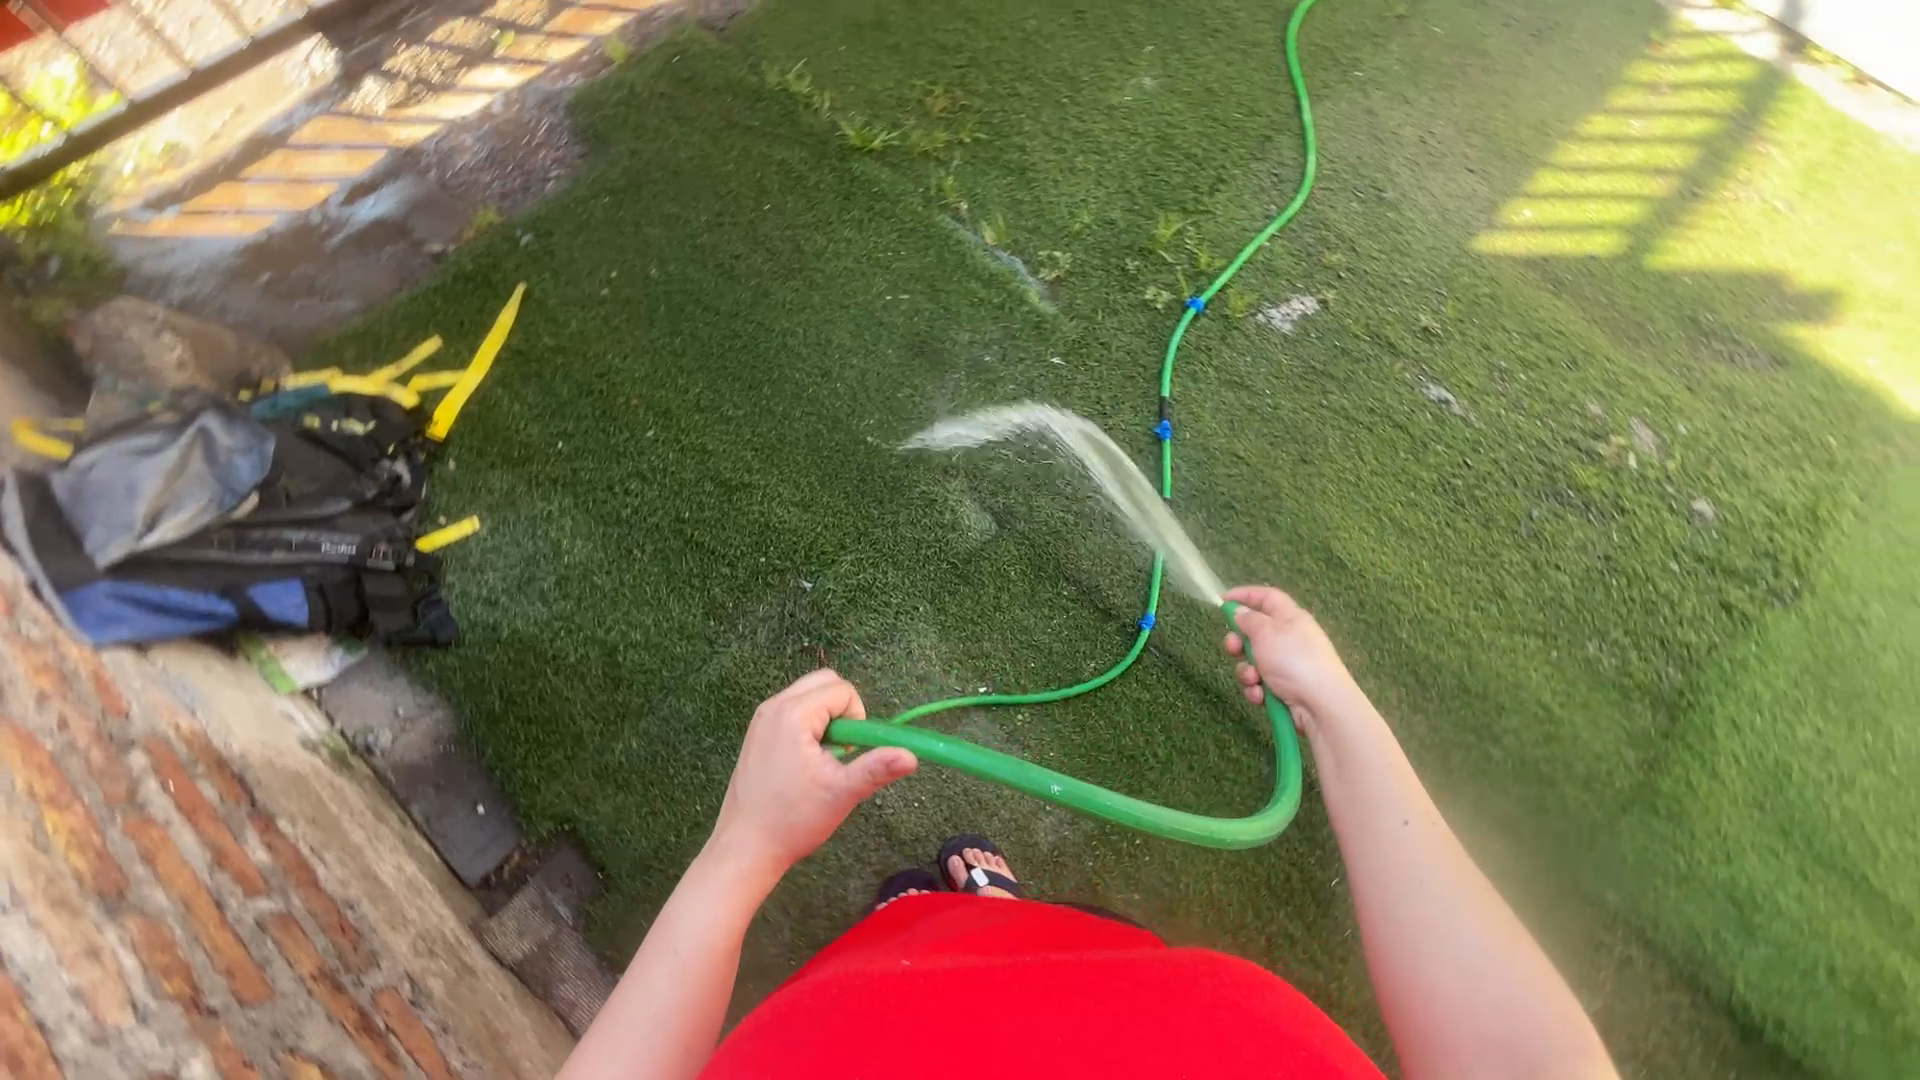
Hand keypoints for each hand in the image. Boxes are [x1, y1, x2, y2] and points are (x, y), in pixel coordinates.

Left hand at [706, 670, 916, 880]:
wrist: (745, 847)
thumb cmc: (794, 820)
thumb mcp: (842, 793)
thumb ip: (877, 768)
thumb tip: (912, 756)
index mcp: (793, 713)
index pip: (843, 690)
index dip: (856, 718)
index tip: (847, 754)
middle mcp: (774, 705)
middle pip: (824, 682)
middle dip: (842, 710)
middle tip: (838, 751)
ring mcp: (762, 717)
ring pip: (809, 694)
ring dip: (825, 718)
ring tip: (821, 759)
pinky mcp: (757, 731)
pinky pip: (793, 709)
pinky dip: (808, 724)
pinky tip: (802, 763)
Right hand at [1222, 585, 1356, 728]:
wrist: (1321, 704)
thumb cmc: (1293, 660)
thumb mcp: (1265, 632)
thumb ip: (1248, 619)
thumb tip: (1239, 611)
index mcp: (1290, 617)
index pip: (1266, 597)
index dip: (1244, 595)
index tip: (1222, 601)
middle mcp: (1289, 638)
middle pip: (1255, 631)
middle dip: (1238, 641)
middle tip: (1233, 648)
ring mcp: (1288, 664)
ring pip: (1254, 661)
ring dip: (1246, 670)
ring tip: (1253, 679)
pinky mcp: (1285, 687)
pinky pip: (1260, 682)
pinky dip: (1257, 689)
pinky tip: (1261, 695)